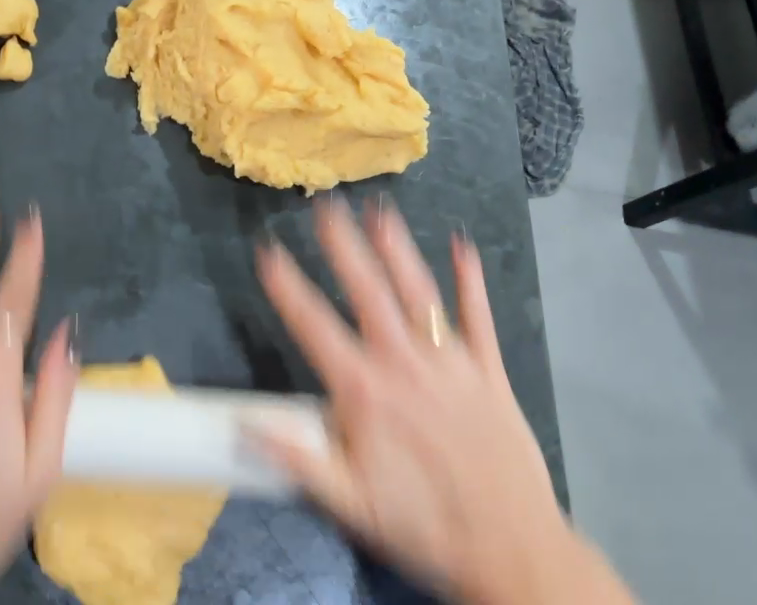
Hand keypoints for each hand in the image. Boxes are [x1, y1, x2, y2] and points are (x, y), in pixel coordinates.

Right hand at [253, 198, 634, 604]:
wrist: (512, 550)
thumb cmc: (423, 524)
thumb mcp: (350, 503)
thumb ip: (297, 458)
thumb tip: (244, 423)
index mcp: (366, 392)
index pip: (315, 327)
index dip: (287, 288)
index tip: (268, 252)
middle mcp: (405, 365)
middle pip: (369, 293)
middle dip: (344, 247)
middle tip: (326, 206)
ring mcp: (451, 364)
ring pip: (420, 294)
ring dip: (398, 250)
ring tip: (380, 211)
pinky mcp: (489, 373)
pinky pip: (478, 319)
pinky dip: (471, 282)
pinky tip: (463, 247)